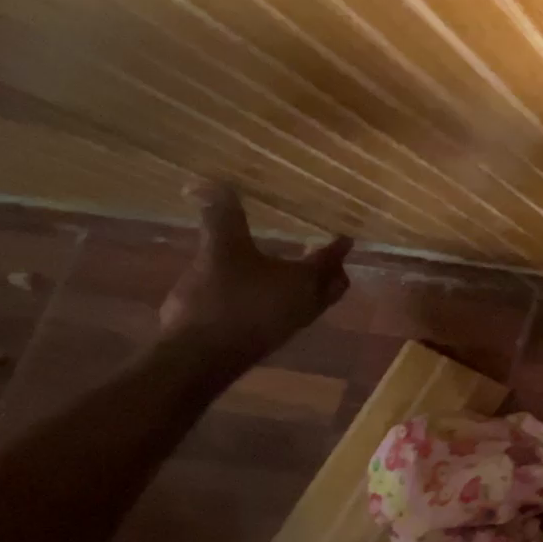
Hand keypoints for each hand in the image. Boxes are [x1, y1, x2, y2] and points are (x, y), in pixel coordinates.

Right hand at [158, 182, 351, 362]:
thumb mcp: (220, 252)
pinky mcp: (265, 340)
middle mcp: (309, 304)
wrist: (196, 359)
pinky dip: (284, 300)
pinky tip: (258, 294)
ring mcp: (289, 325)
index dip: (338, 243)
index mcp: (309, 281)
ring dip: (309, 285)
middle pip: (333, 283)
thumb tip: (206, 181)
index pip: (333, 256)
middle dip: (332, 268)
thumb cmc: (220, 301)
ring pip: (312, 301)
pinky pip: (287, 314)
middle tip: (324, 252)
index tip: (346, 234)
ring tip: (292, 269)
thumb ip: (219, 217)